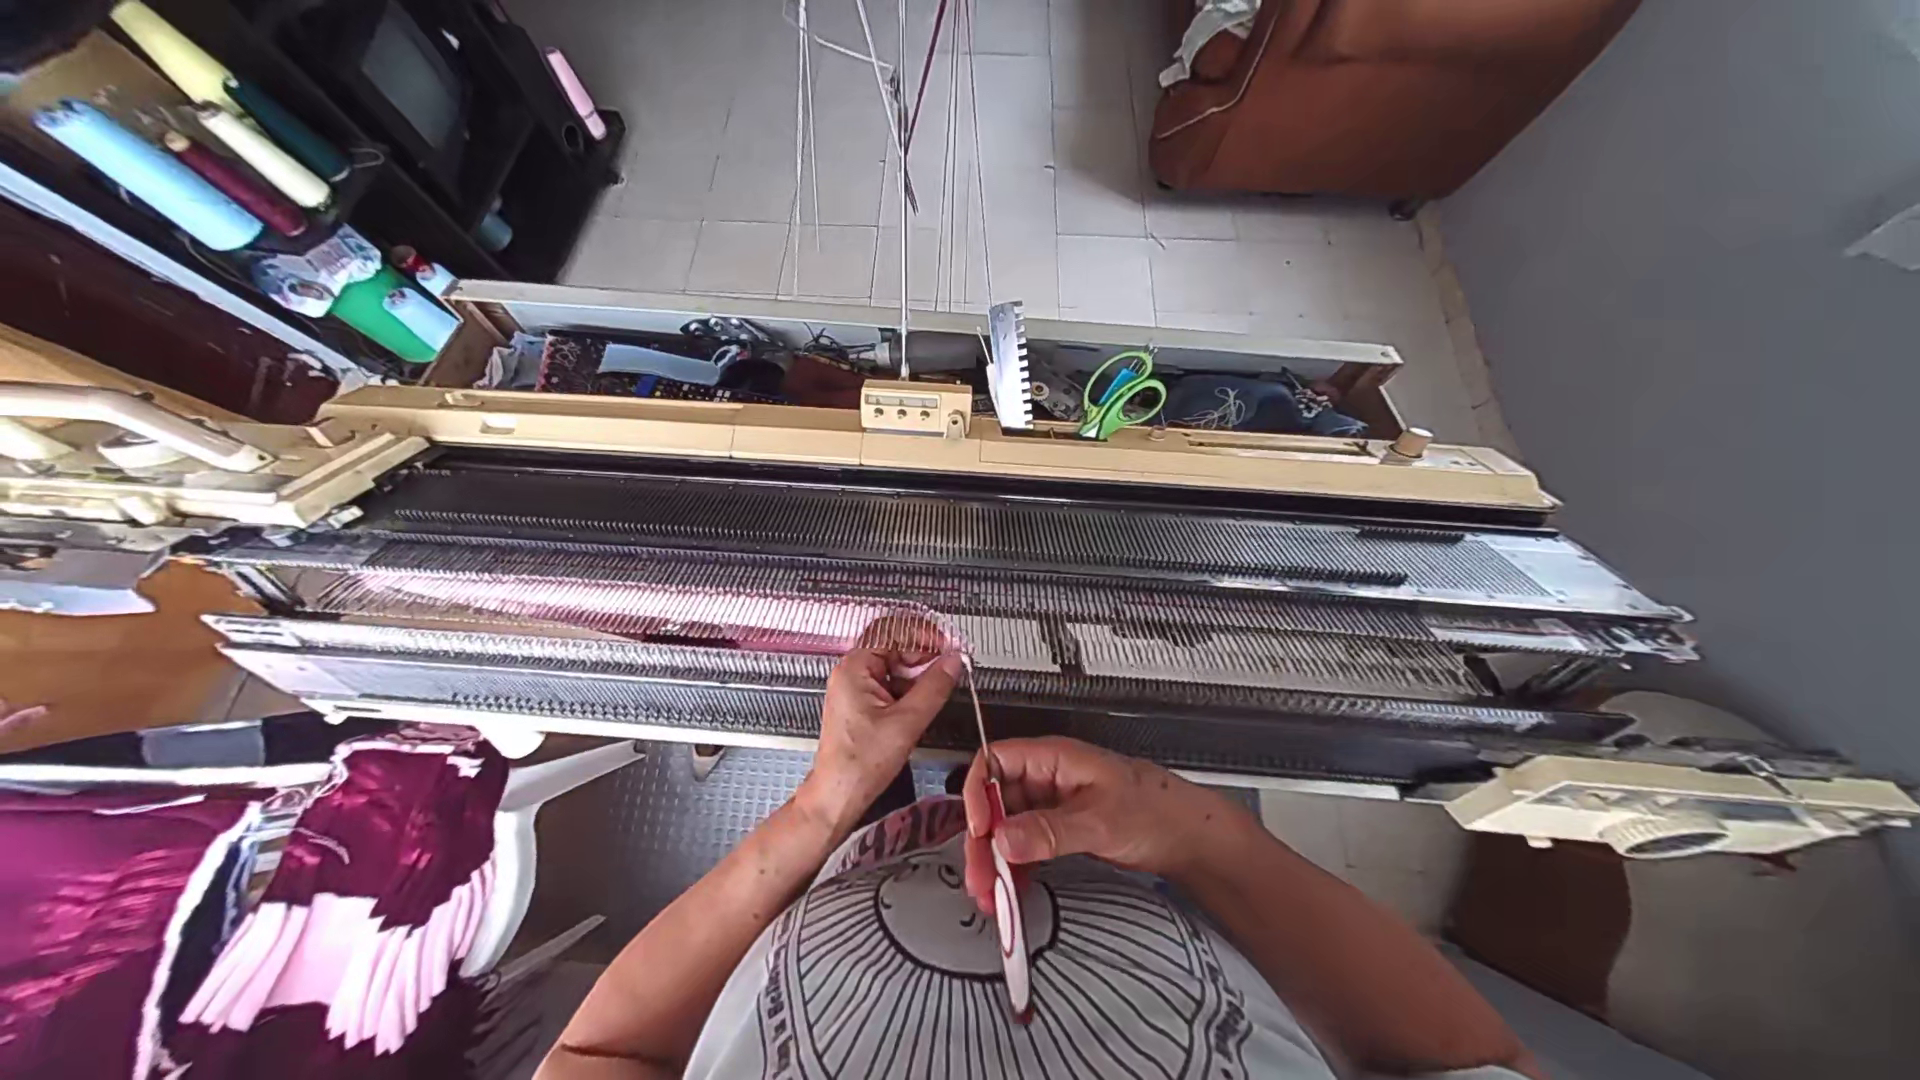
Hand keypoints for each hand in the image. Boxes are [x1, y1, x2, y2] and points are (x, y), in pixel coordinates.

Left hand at [798, 649, 963, 833]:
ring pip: (894, 668)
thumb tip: (953, 662)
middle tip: (950, 664)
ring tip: (939, 687)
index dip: (925, 637)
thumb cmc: (859, 763)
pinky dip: (908, 691)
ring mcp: (854, 689)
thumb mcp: (907, 721)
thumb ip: (934, 687)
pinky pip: (889, 685)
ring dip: (917, 675)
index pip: (894, 634)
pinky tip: (923, 703)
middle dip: (924, 657)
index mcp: (854, 668)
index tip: (948, 644)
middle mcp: (851, 673)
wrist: (839, 796)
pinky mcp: (861, 704)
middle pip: (895, 649)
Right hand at [961, 736, 1250, 910]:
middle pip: (995, 800)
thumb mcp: (1099, 821)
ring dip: (994, 859)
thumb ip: (1049, 830)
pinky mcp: (1058, 828)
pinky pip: (1024, 844)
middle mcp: (1045, 777)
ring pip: (1006, 826)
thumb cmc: (1154, 809)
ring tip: (991, 895)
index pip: (995, 762)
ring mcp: (1051, 804)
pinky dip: (1013, 867)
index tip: (977, 829)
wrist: (1187, 834)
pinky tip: (1011, 891)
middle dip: (982, 839)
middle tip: (981, 877)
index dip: (978, 792)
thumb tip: (1003, 838)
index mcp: (1052, 758)